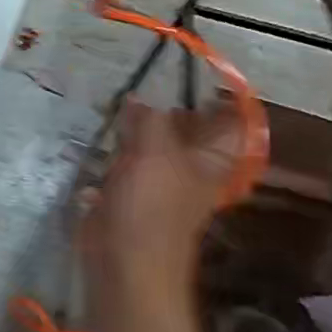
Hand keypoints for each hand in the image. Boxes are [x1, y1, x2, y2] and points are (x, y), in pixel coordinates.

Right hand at [82, 103, 238, 296]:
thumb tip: (139, 99)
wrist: (125, 259)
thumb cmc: (150, 205)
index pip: (229, 119)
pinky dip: (117, 151)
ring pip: (155, 145)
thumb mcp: (155, 151)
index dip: (215, 96)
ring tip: (118, 106)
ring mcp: (162, 182)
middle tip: (143, 84)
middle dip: (167, 107)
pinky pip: (128, 164)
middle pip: (188, 130)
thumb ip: (149, 119)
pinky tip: (102, 140)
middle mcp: (193, 168)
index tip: (187, 72)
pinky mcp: (132, 195)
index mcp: (213, 158)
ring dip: (138, 129)